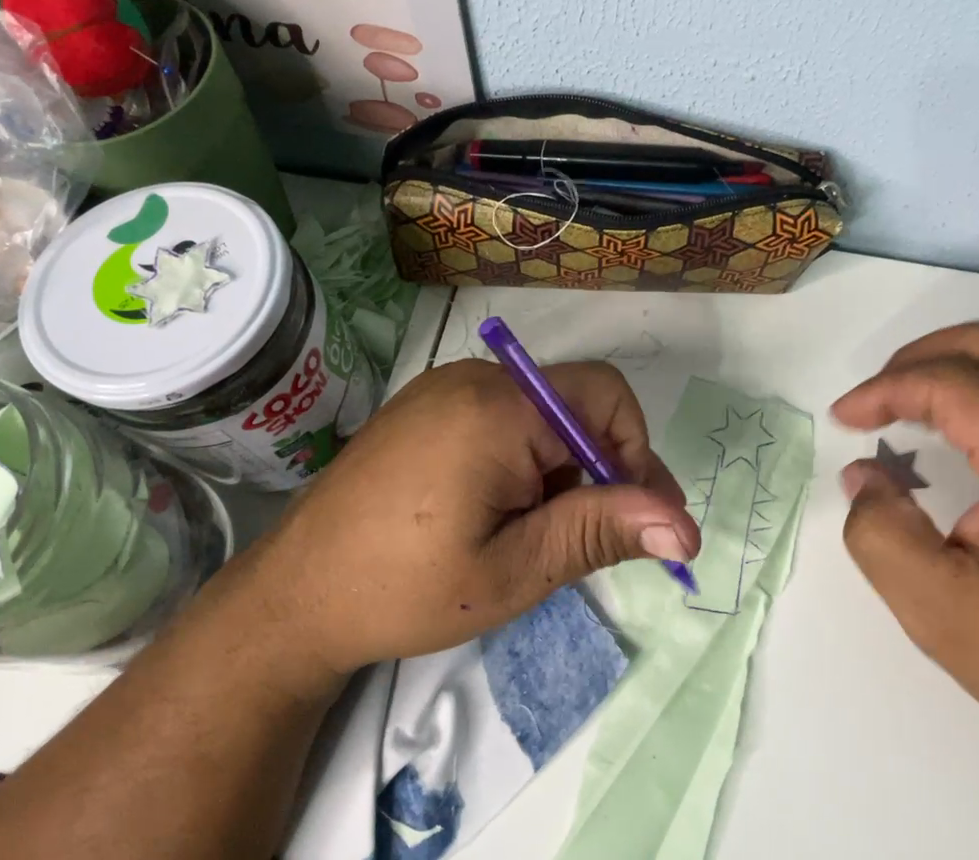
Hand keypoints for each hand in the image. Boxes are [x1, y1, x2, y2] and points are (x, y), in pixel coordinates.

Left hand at [254, 359, 694, 679]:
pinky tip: (499, 514)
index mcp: (497, 406)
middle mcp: (471, 380)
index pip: (605, 398)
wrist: (294, 599)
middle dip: (597, 469)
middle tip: (590, 541)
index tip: (641, 524)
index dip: (636, 456)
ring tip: (534, 536)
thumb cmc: (406, 588)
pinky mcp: (423, 410)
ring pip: (538, 415)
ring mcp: (441, 391)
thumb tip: (684, 525)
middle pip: (573, 404)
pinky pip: (500, 418)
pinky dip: (522, 461)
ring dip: (558, 470)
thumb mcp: (515, 568)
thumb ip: (601, 531)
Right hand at [831, 322, 978, 775]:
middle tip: (873, 400)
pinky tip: (965, 422)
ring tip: (911, 397)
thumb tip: (863, 474)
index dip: (885, 390)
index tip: (842, 420)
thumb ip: (880, 534)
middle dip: (920, 357)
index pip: (953, 383)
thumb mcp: (939, 613)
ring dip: (962, 358)